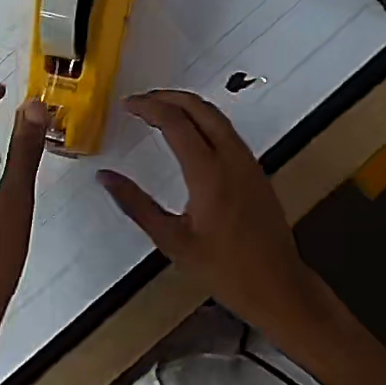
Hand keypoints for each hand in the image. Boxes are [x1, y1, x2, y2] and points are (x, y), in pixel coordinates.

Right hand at [97, 91, 315, 335]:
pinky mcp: (255, 168)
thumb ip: (136, 205)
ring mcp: (247, 161)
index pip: (175, 121)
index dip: (148, 106)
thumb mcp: (173, 242)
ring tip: (157, 109)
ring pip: (215, 114)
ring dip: (184, 104)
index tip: (127, 105)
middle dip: (166, 96)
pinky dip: (200, 117)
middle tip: (139, 101)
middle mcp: (231, 158)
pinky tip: (186, 130)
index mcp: (209, 173)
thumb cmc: (225, 270)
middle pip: (198, 107)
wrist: (281, 288)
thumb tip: (105, 177)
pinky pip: (225, 128)